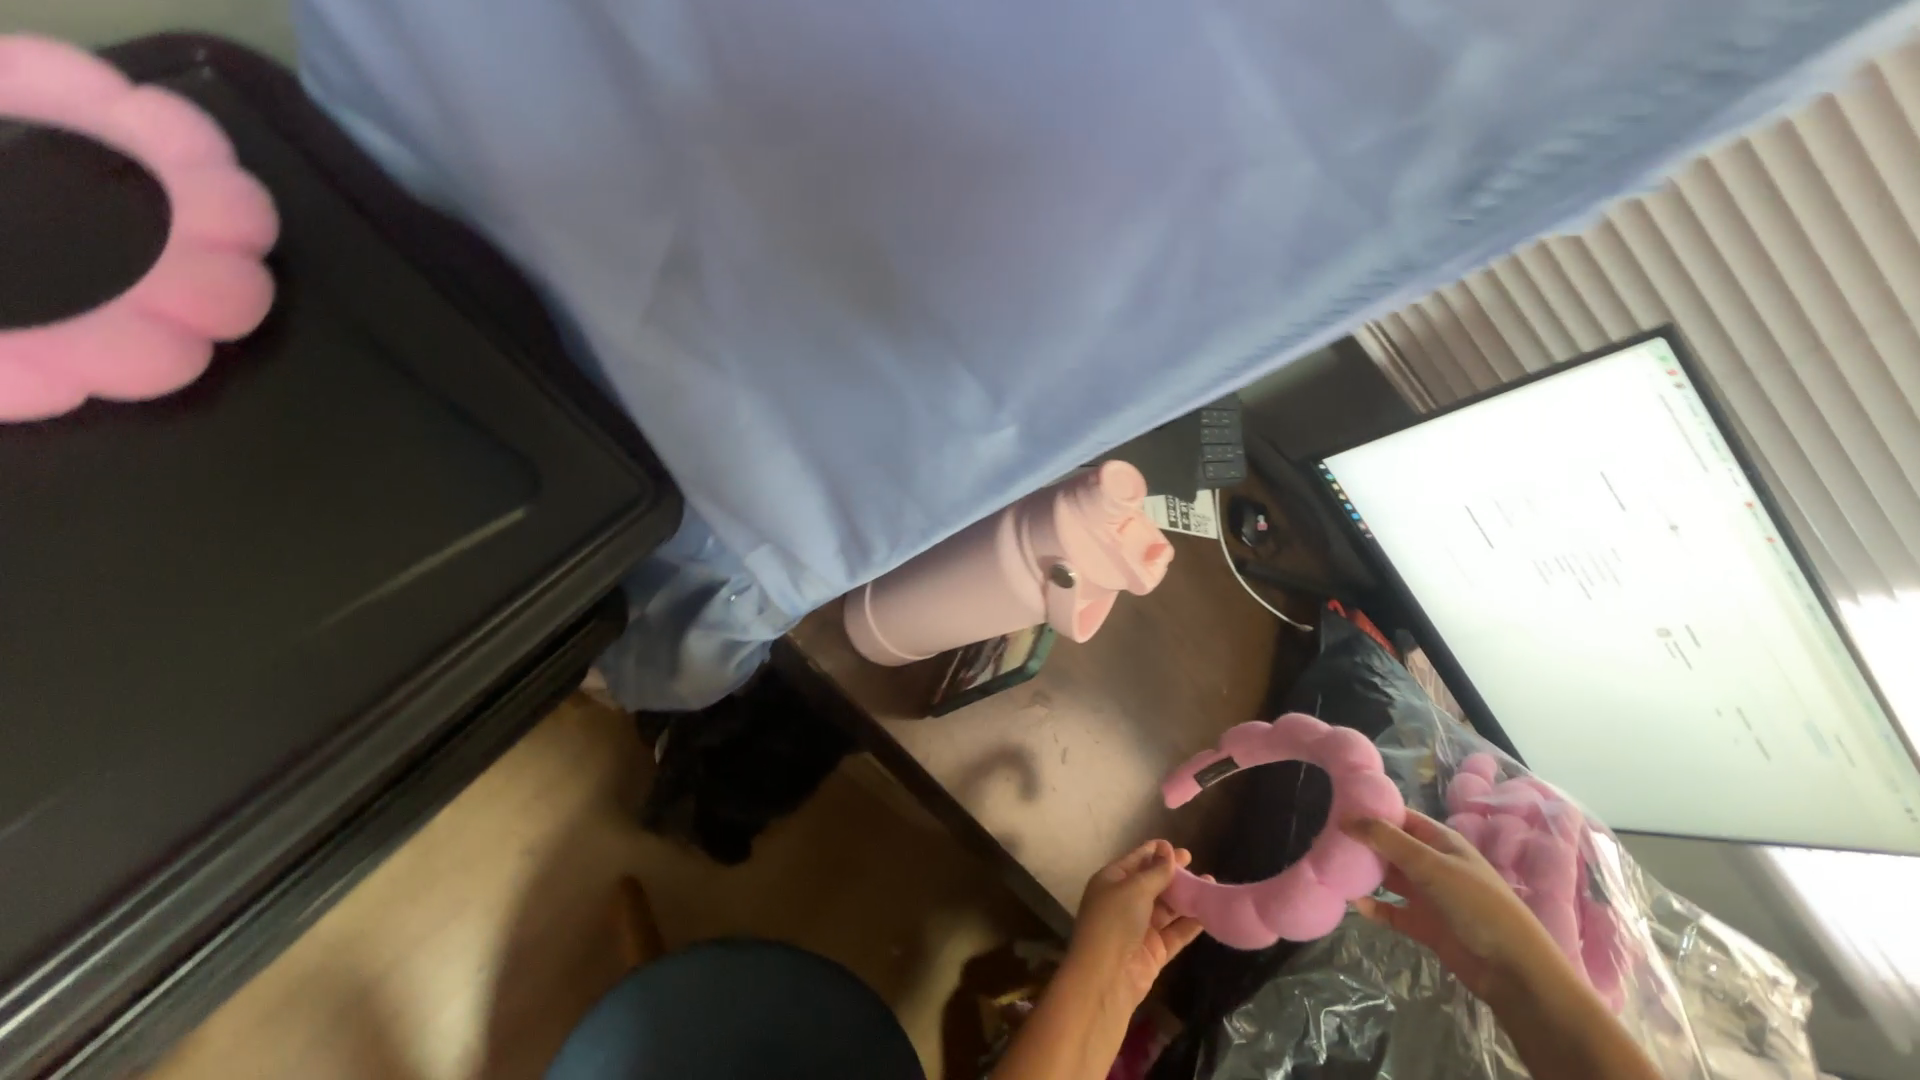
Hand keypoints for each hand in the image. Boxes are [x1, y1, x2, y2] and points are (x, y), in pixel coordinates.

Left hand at [1066, 839, 1204, 1008]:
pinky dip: (1191, 921)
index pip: (1134, 861)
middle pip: (1152, 883)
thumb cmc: (1115, 922)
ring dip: (1186, 896)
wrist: (1107, 977)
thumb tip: (1168, 851)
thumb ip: (1155, 872)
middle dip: (1172, 873)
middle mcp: (1124, 902)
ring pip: (1167, 907)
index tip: (1174, 846)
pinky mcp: (1155, 950)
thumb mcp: (1134, 889)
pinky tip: (1209, 910)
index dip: (1153, 852)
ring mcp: (1140, 928)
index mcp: (1111, 882)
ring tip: (1210, 881)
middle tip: (1194, 861)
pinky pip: (1176, 931)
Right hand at [1344, 810, 1573, 1003]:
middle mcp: (1433, 864)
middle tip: (1324, 838)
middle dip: (1362, 842)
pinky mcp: (1424, 925)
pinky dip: (1374, 908)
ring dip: (1365, 874)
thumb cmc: (1476, 904)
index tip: (1334, 807)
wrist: (1512, 969)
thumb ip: (1386, 840)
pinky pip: (1392, 911)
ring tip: (1332, 868)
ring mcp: (1429, 896)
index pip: (1400, 816)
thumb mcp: (1430, 864)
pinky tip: (1355, 905)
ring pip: (1389, 878)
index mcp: (1440, 842)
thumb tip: (1344, 818)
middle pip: (1390, 846)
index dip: (1370, 810)